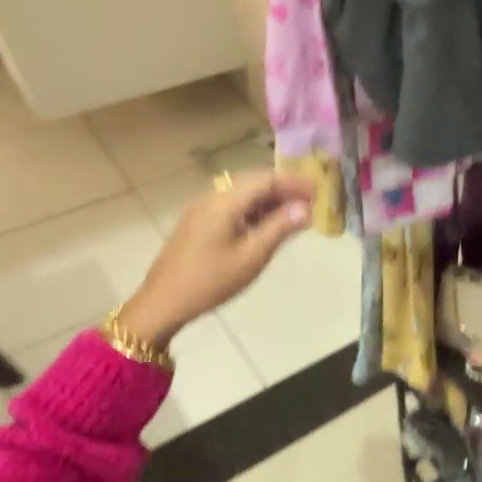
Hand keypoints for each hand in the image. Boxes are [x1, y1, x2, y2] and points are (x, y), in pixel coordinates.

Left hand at [118, 170, 312, 346]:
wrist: (163, 302)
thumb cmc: (212, 280)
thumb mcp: (252, 255)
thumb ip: (280, 228)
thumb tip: (305, 208)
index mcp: (224, 202)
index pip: (265, 179)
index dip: (293, 182)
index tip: (318, 190)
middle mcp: (212, 198)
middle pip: (253, 182)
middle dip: (283, 189)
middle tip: (310, 202)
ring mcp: (202, 210)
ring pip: (241, 194)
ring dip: (269, 200)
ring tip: (293, 215)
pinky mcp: (198, 224)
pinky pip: (231, 206)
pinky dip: (254, 210)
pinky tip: (266, 226)